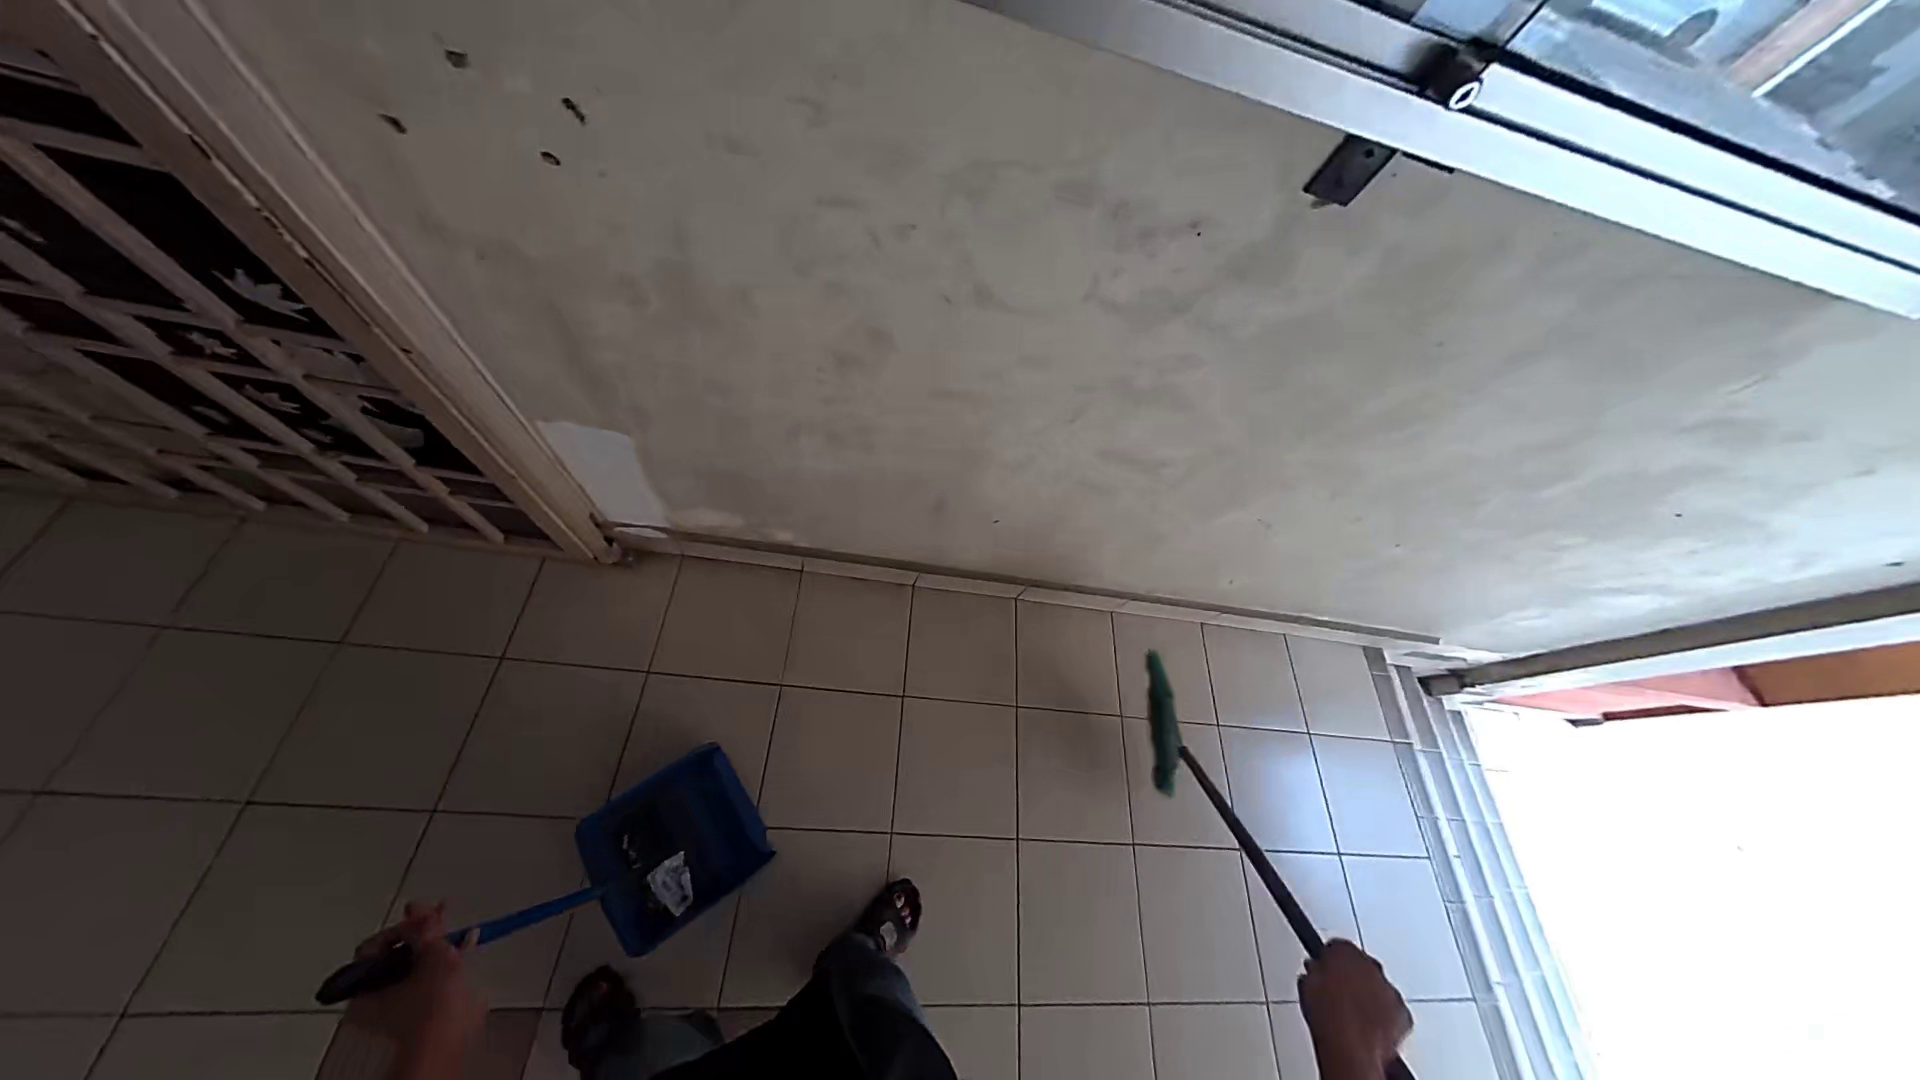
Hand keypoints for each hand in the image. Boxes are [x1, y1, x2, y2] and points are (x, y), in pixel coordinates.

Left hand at [347, 902, 485, 1074]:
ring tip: (453, 923)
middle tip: (437, 914)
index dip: (398, 928)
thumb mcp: (429, 953)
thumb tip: (416, 906)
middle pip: (397, 951)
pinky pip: (436, 970)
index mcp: (366, 986)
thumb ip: (423, 927)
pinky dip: (451, 954)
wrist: (451, 1031)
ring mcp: (403, 999)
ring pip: (419, 959)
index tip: (420, 918)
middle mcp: (378, 994)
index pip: (372, 947)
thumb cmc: (429, 1005)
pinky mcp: (427, 1001)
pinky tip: (466, 940)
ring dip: (439, 939)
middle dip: (422, 930)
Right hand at [1298, 939, 1412, 1076]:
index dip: (1331, 959)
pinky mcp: (1404, 1015)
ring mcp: (1389, 990)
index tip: (1327, 969)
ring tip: (1356, 1013)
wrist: (1349, 1044)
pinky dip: (1386, 1016)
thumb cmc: (1327, 1014)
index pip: (1338, 946)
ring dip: (1371, 995)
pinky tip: (1371, 1025)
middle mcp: (1371, 965)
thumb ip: (1315, 972)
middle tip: (1340, 991)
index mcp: (1344, 951)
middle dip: (1353, 976)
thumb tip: (1316, 974)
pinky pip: (1395, 1011)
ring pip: (1380, 988)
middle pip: (1362, 966)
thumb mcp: (1307, 984)